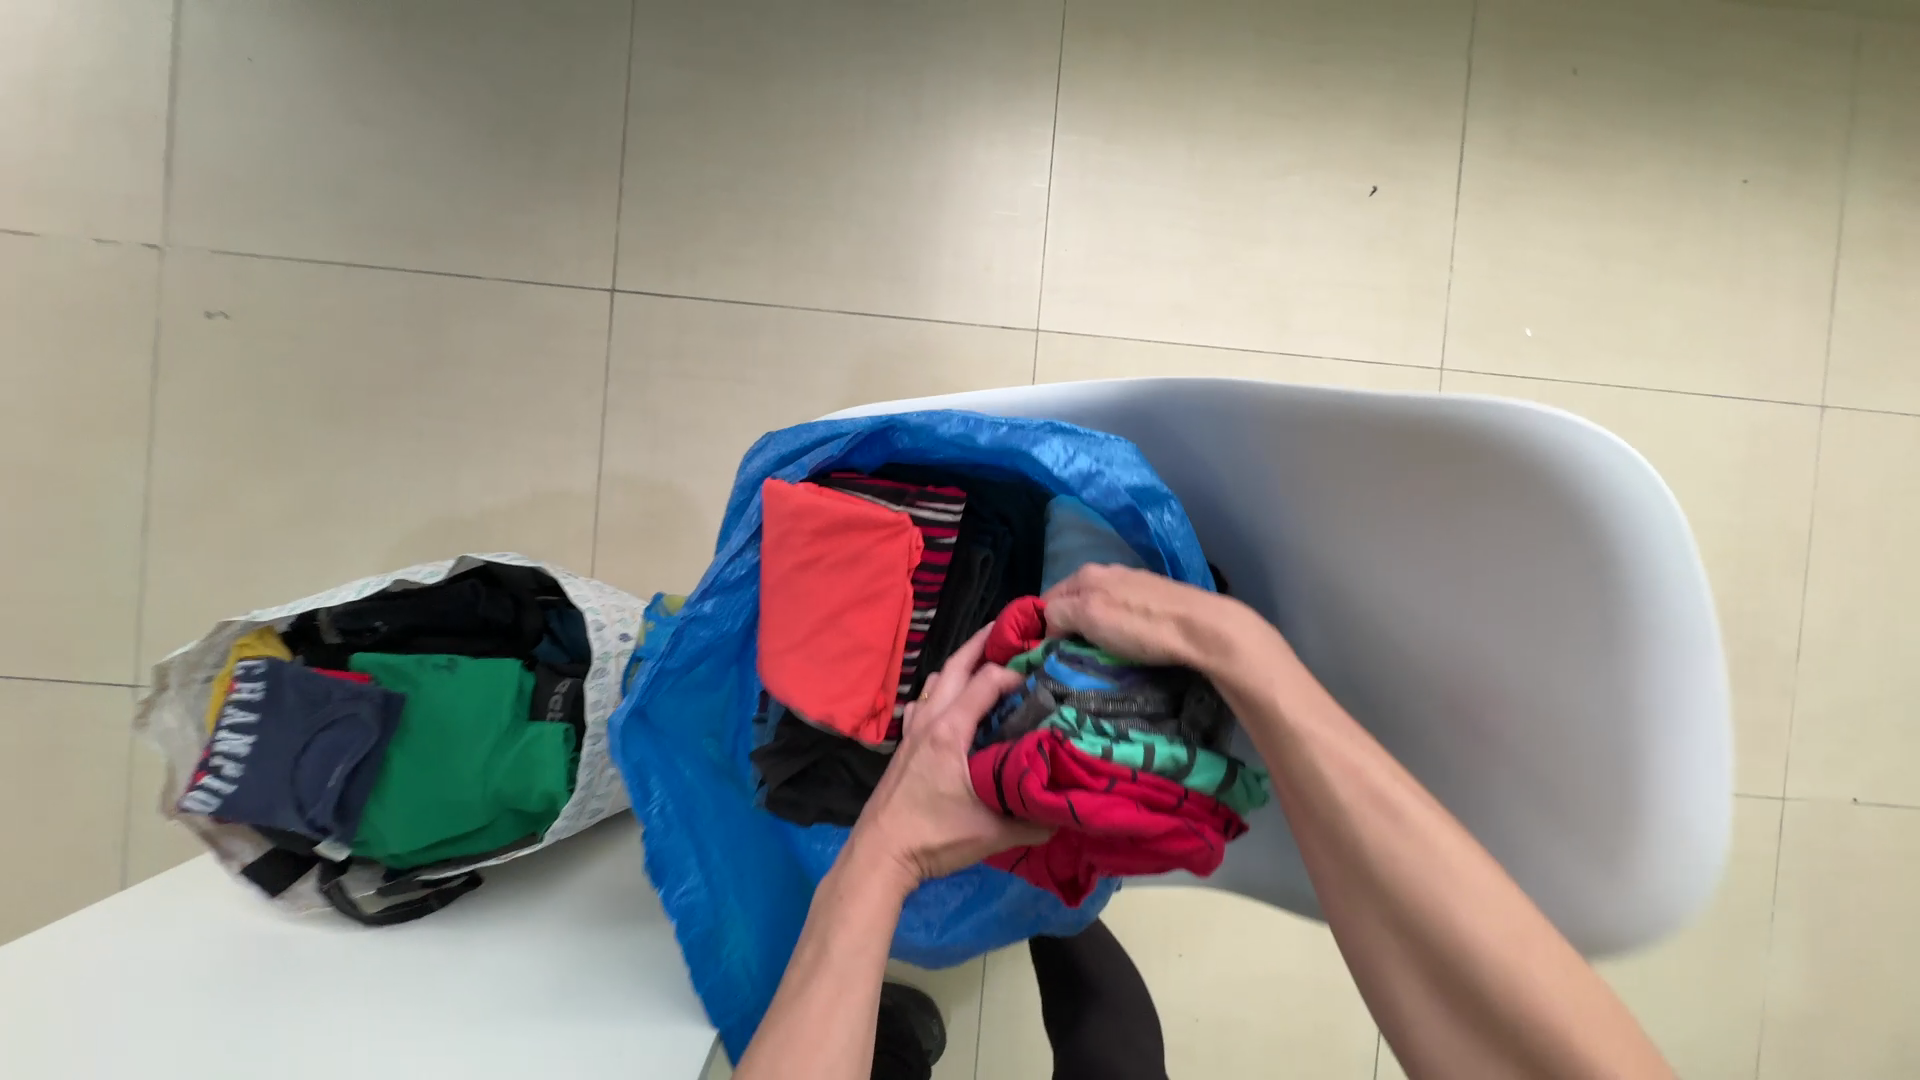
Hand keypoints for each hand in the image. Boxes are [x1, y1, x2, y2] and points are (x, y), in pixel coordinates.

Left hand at [850, 628, 1052, 886]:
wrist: (880, 853)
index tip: (1041, 677)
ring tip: (986, 663)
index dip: (1015, 673)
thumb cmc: (934, 838)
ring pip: (937, 681)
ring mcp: (912, 729)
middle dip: (981, 644)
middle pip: (956, 667)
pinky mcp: (904, 743)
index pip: (986, 681)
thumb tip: (1071, 808)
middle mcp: (929, 720)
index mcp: (951, 731)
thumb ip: (1035, 819)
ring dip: (961, 667)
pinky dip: (940, 691)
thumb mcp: (993, 832)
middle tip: (1007, 630)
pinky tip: (950, 702)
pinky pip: (923, 702)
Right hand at [1043, 563, 1283, 671]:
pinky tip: (1128, 644)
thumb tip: (1049, 624)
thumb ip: (1059, 613)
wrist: (1202, 628)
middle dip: (1069, 627)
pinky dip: (1117, 629)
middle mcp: (1105, 572)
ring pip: (1098, 608)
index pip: (1047, 600)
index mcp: (1085, 574)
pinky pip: (1121, 613)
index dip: (1044, 628)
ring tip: (1101, 654)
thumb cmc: (1140, 625)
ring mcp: (1132, 583)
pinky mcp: (1154, 597)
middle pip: (1073, 602)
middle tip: (1074, 658)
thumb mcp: (1089, 617)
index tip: (1049, 655)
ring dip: (1094, 629)